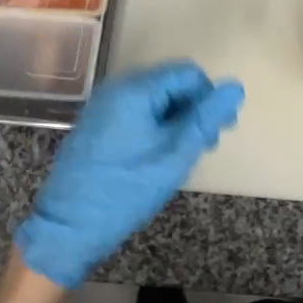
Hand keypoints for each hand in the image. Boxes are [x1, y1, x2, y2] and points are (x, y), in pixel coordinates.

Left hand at [15, 61, 244, 288]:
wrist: (66, 228)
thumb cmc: (125, 192)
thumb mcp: (173, 157)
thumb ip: (205, 119)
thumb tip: (236, 87)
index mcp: (135, 89)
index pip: (187, 73)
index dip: (209, 97)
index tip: (219, 132)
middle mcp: (117, 87)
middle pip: (170, 82)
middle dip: (193, 109)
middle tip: (203, 148)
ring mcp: (103, 104)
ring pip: (155, 98)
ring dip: (175, 119)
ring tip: (181, 156)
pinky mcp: (97, 122)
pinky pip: (136, 110)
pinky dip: (155, 125)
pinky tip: (158, 156)